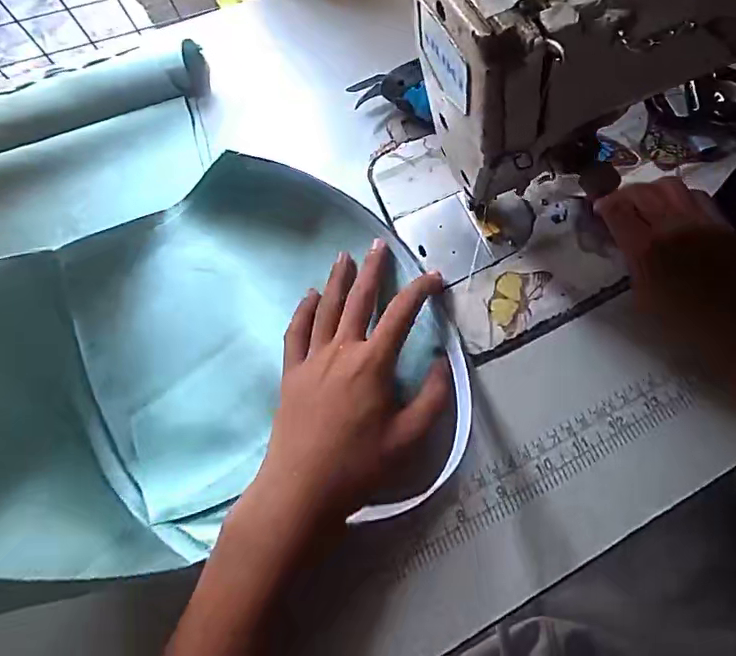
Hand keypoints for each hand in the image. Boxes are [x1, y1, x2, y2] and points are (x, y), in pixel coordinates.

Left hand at [232, 240, 450, 551]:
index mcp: (373, 363)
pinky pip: (296, 332)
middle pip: (359, 299)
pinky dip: (304, 310)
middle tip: (379, 243)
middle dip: (372, 269)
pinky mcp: (292, 373)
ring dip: (337, 279)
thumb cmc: (358, 467)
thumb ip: (433, 398)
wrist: (299, 492)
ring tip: (345, 255)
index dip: (420, 290)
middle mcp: (342, 350)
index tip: (434, 277)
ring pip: (327, 308)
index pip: (402, 314)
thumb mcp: (409, 439)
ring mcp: (313, 359)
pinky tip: (310, 295)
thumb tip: (443, 360)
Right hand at [595, 177, 735, 391]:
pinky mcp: (722, 222)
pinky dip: (679, 197)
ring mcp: (701, 220)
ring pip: (668, 185)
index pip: (616, 209)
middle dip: (623, 196)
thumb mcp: (643, 298)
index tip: (599, 211)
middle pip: (640, 191)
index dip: (603, 206)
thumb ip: (629, 261)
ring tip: (647, 205)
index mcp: (647, 249)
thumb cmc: (685, 327)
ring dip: (651, 191)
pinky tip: (676, 211)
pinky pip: (696, 194)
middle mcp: (672, 226)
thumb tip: (617, 238)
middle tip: (619, 207)